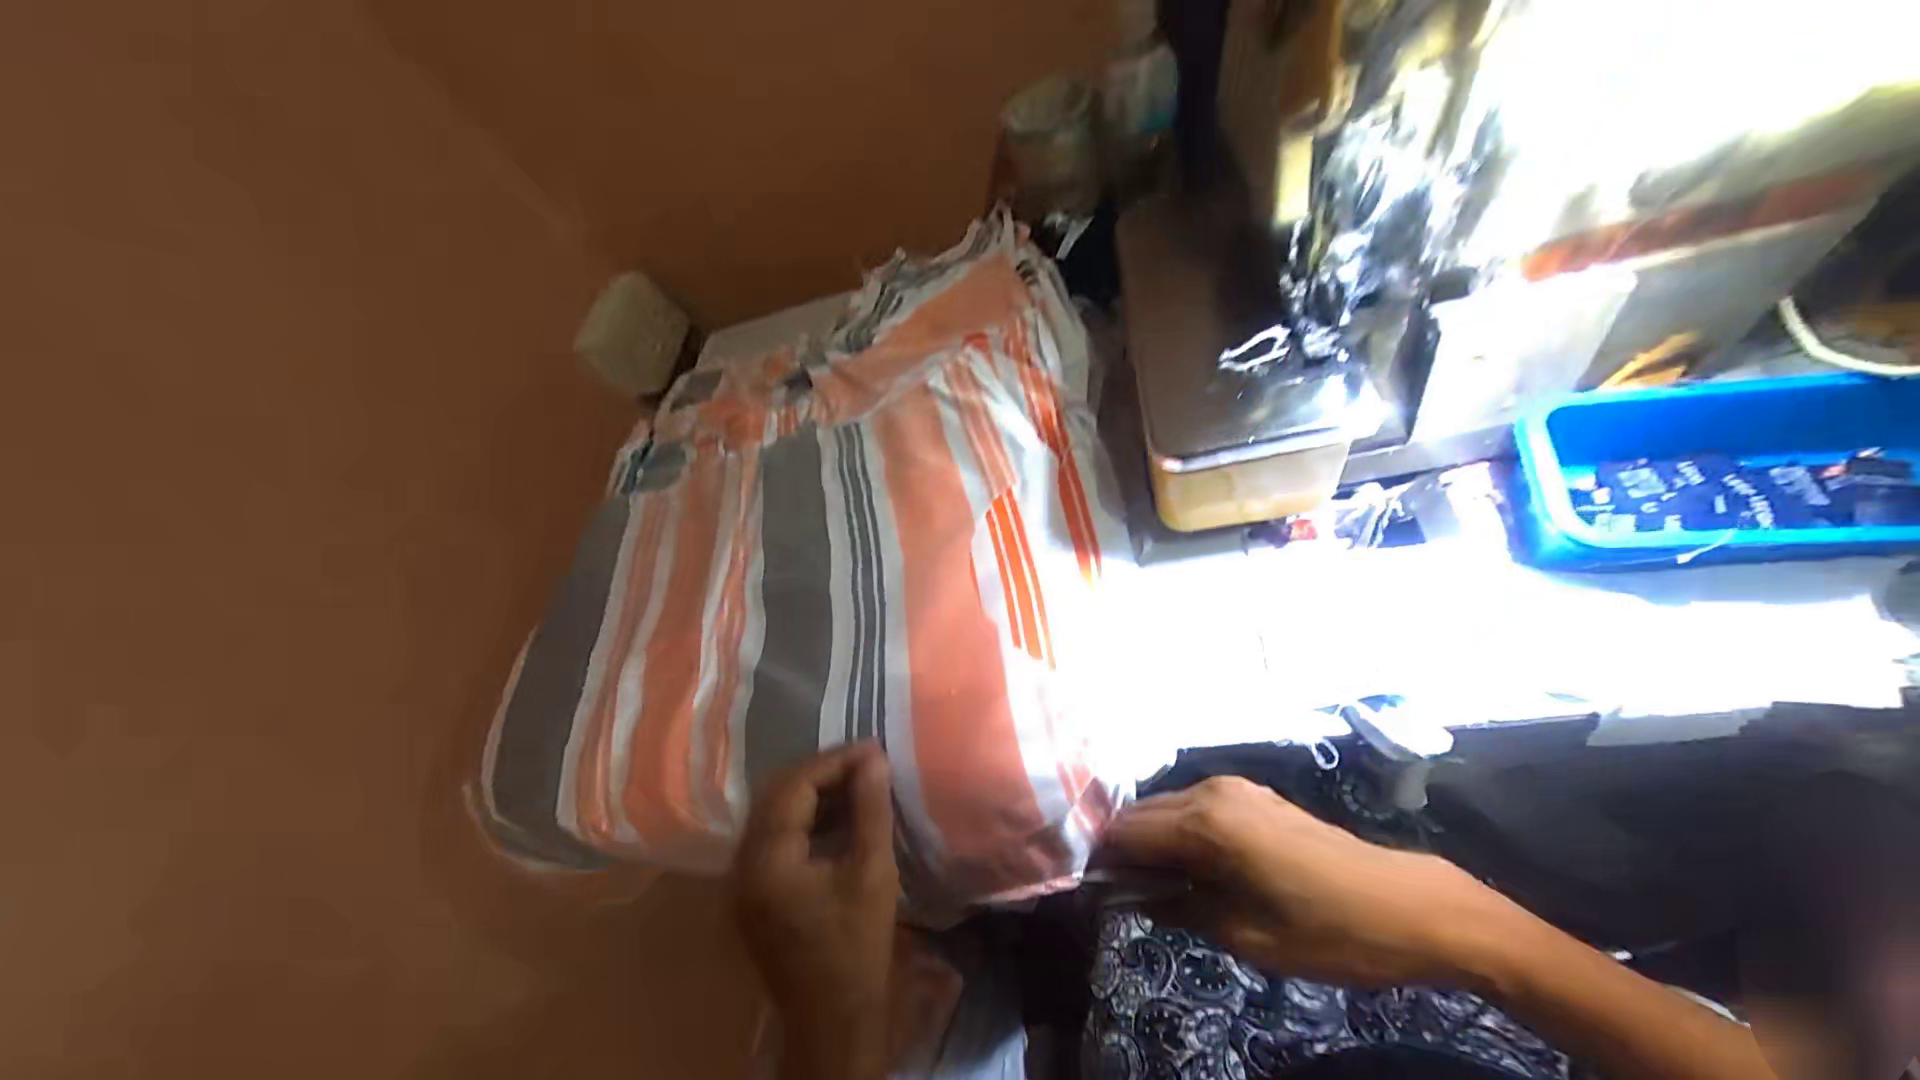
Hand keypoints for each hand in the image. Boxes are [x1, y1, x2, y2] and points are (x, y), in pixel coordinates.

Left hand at [733, 743, 898, 1079]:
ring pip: (772, 813)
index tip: (873, 749)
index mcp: (766, 859)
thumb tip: (873, 757)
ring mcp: (743, 880)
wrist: (834, 1020)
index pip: (794, 786)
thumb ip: (870, 809)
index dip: (834, 761)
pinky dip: (803, 818)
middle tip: (865, 762)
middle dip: (821, 772)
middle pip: (776, 794)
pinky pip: (773, 836)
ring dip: (812, 793)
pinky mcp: (753, 892)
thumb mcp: (872, 872)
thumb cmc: (856, 946)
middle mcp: (743, 864)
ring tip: (856, 781)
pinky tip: (836, 815)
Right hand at [1099, 776, 1527, 986]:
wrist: (1410, 905)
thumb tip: (1134, 898)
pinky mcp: (1253, 795)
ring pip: (1166, 807)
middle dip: (1122, 848)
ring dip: (1150, 840)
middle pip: (1141, 813)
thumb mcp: (1247, 936)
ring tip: (1151, 884)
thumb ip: (1179, 909)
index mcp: (1205, 823)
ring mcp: (1234, 788)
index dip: (1102, 860)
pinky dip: (1178, 832)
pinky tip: (1187, 865)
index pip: (1127, 833)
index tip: (1090, 891)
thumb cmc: (1328, 929)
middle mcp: (1210, 791)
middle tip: (1117, 892)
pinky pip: (1194, 807)